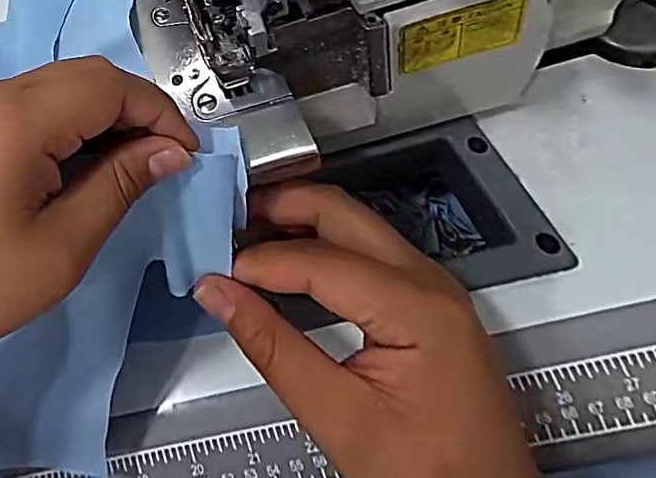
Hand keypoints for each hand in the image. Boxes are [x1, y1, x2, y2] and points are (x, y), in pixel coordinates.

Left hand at [0, 57, 198, 476]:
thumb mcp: (63, 245)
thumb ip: (121, 184)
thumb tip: (170, 152)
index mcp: (21, 116)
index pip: (112, 87)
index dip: (160, 115)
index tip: (187, 158)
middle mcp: (1, 94)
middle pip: (91, 75)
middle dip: (138, 109)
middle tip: (165, 160)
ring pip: (68, 83)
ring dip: (109, 112)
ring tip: (134, 165)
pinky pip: (42, 100)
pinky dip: (78, 119)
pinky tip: (88, 161)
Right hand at [192, 183, 535, 477]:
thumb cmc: (435, 477)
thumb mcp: (342, 421)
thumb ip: (272, 348)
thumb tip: (220, 294)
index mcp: (420, 310)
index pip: (319, 261)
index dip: (261, 261)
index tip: (221, 270)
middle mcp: (429, 282)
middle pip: (338, 210)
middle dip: (277, 205)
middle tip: (229, 219)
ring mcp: (429, 284)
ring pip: (349, 218)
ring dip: (295, 216)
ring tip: (248, 233)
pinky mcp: (422, 294)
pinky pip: (360, 242)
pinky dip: (315, 237)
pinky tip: (286, 255)